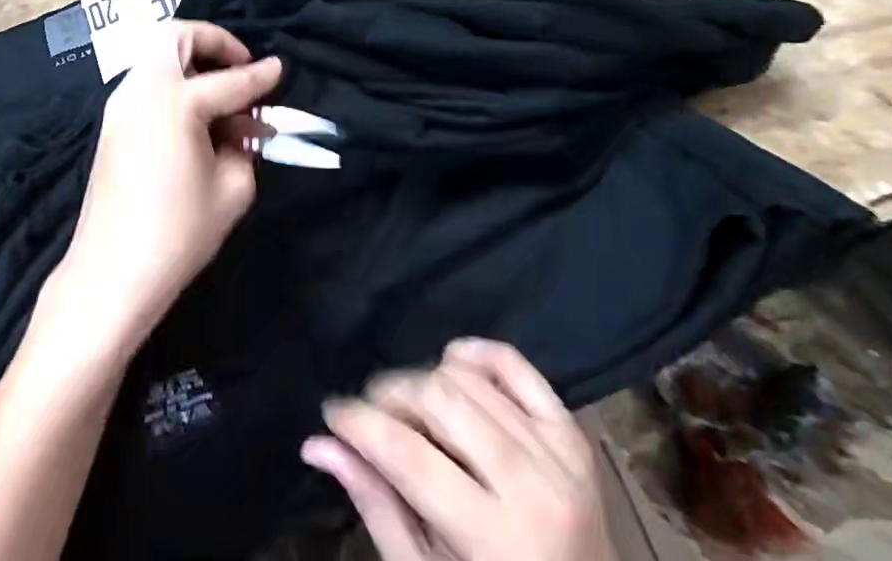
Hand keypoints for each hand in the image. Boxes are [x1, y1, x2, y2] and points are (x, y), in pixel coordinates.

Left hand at [44, 21, 282, 354]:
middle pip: (174, 38)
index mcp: (174, 100)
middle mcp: (140, 89)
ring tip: (222, 96)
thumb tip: (243, 128)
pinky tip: (196, 119)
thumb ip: (244, 145)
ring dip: (190, 64)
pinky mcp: (111, 125)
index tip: (279, 69)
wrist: (113, 270)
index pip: (229, 80)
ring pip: (155, 59)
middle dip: (211, 42)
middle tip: (239, 66)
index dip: (260, 76)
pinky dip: (172, 86)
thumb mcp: (233, 187)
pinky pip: (146, 85)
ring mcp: (119, 105)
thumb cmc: (179, 232)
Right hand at [302, 339, 617, 560]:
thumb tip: (316, 445)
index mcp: (494, 536)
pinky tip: (451, 365)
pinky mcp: (575, 438)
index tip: (332, 417)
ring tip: (410, 410)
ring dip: (424, 380)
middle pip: (437, 398)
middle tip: (371, 416)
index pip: (406, 452)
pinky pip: (519, 369)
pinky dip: (479, 355)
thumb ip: (374, 503)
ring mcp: (560, 457)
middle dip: (388, 396)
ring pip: (469, 378)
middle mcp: (533, 486)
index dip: (357, 422)